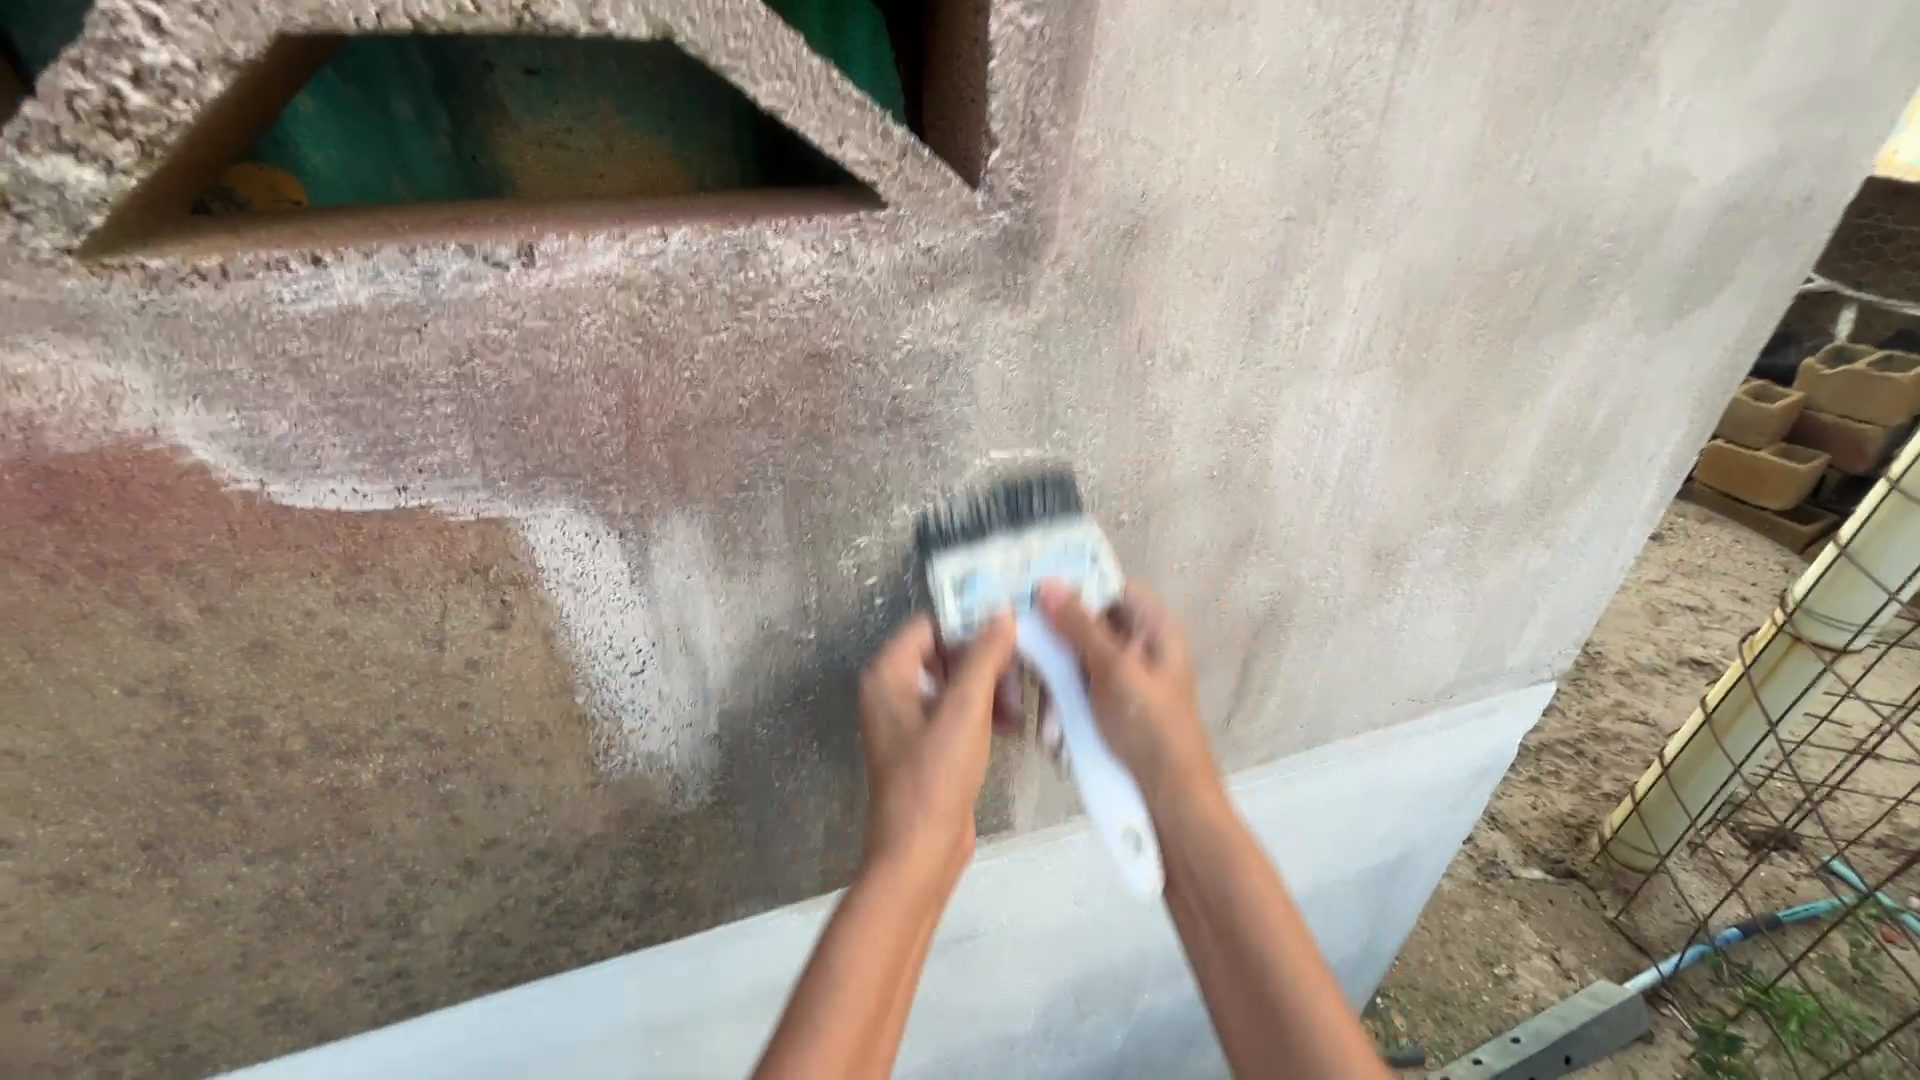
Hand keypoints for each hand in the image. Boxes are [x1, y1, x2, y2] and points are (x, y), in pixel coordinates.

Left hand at [857, 611, 1015, 892]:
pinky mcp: (928, 745)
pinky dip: (984, 712)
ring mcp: (909, 719)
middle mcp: (893, 690)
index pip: (930, 625)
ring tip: (1017, 710)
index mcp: (888, 674)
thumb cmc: (936, 774)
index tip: (1010, 634)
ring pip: (957, 682)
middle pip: (946, 652)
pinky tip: (1011, 726)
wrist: (921, 850)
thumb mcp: (965, 708)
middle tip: (1016, 682)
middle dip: (985, 663)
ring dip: (990, 689)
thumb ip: (984, 656)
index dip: (968, 625)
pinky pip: (958, 711)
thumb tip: (1001, 612)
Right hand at [1037, 580, 1217, 805]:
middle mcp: (1139, 647)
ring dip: (1057, 693)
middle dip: (1058, 654)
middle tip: (1032, 671)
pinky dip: (1064, 712)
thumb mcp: (1112, 670)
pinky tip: (1059, 740)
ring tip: (1052, 728)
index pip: (1111, 588)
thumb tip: (1048, 583)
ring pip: (1074, 664)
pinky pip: (1077, 694)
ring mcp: (1124, 679)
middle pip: (1086, 627)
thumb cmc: (1150, 726)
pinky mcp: (1110, 707)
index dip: (1076, 590)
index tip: (1034, 598)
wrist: (1169, 798)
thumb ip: (1079, 626)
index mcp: (1153, 628)